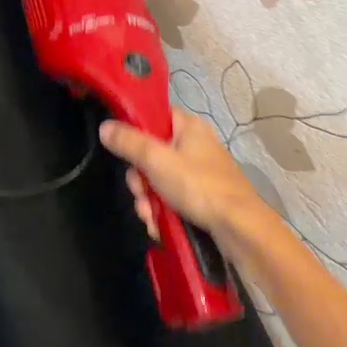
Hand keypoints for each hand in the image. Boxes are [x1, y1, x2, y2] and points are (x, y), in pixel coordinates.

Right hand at [99, 109, 273, 243]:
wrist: (242, 231)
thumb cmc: (199, 186)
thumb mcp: (156, 160)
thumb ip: (128, 142)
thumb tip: (104, 126)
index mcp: (189, 126)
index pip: (154, 115)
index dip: (134, 130)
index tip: (123, 150)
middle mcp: (195, 145)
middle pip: (152, 152)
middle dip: (140, 178)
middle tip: (139, 192)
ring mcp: (201, 173)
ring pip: (160, 179)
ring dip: (149, 199)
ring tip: (150, 217)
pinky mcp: (204, 198)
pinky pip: (173, 198)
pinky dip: (163, 211)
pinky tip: (159, 226)